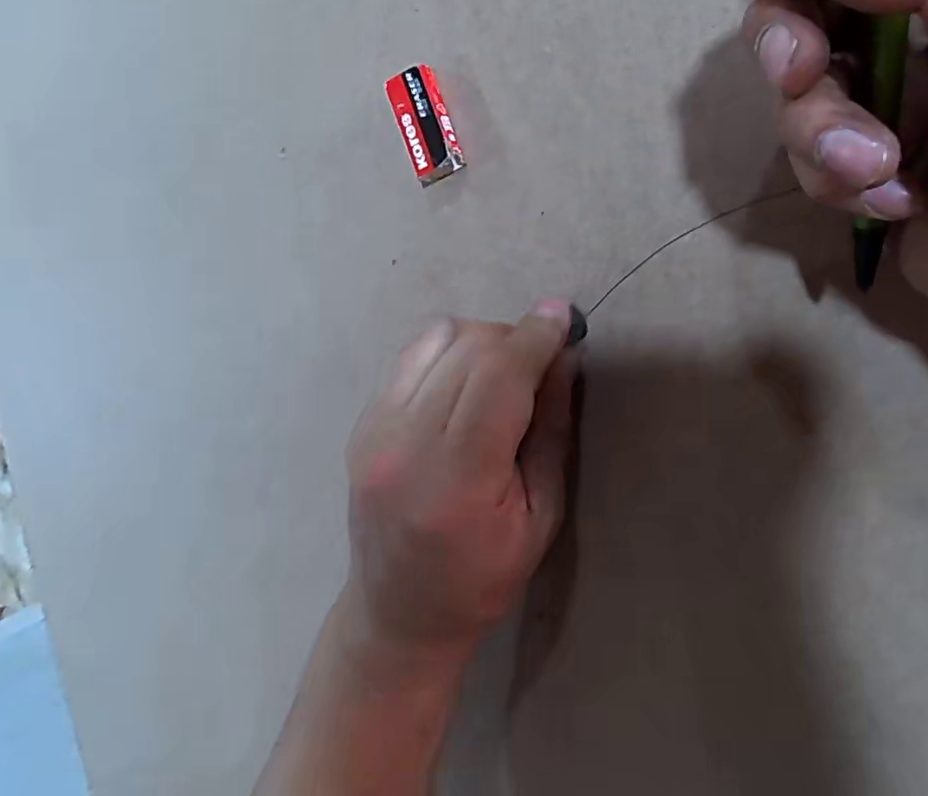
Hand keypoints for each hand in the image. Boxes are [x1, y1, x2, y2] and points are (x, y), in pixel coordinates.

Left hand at [343, 300, 579, 657]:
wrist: (399, 613)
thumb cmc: (483, 576)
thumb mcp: (542, 514)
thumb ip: (553, 429)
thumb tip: (565, 357)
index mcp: (458, 477)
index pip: (500, 376)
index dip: (536, 337)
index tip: (564, 314)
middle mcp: (406, 442)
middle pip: (469, 348)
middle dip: (515, 338)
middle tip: (541, 358)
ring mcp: (375, 428)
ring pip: (437, 338)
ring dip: (481, 339)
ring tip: (501, 372)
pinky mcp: (362, 421)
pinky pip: (410, 353)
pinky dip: (447, 349)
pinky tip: (462, 380)